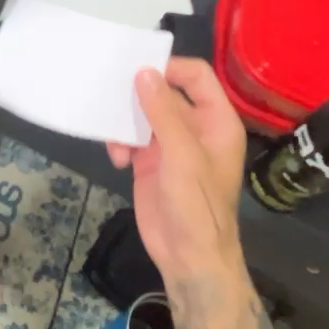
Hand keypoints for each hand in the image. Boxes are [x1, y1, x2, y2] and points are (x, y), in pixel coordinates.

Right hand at [106, 57, 249, 280]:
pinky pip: (130, 136)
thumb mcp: (182, 156)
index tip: (138, 72)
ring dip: (124, 122)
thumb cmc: (198, 206)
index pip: (196, 76)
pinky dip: (120, 143)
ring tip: (115, 140)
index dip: (170, 69)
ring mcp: (171, 144)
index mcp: (215, 121)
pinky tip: (118, 160)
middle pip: (164, 92)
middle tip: (112, 97)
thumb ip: (163, 112)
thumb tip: (143, 72)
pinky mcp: (150, 160)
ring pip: (142, 113)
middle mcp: (194, 127)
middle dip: (138, 96)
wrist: (189, 259)